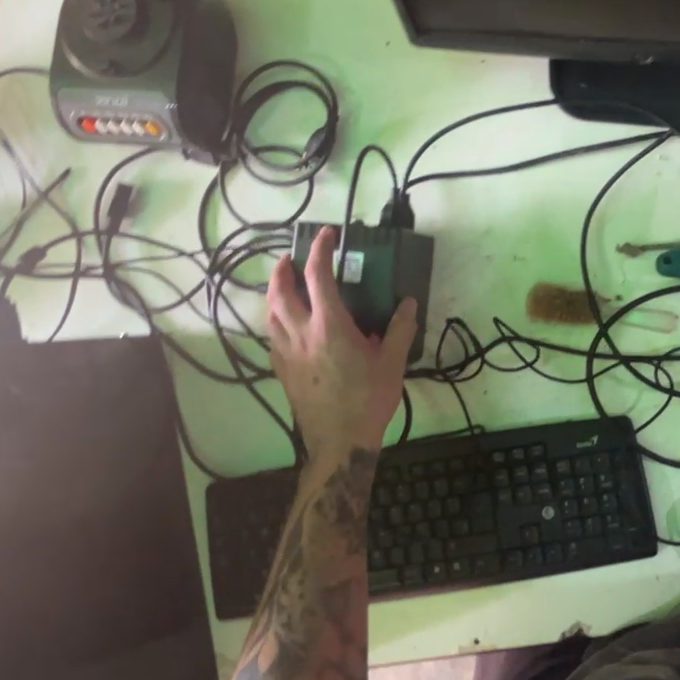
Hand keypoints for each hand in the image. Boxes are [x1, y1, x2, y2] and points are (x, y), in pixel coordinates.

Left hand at [267, 226, 417, 462]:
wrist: (339, 443)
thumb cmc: (368, 400)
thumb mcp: (392, 363)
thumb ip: (399, 329)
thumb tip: (408, 303)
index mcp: (330, 325)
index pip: (318, 276)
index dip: (320, 250)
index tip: (326, 235)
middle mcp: (302, 333)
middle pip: (281, 291)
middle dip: (283, 269)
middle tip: (292, 257)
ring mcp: (287, 353)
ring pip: (271, 314)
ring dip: (275, 293)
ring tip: (284, 286)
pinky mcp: (282, 371)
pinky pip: (272, 338)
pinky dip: (276, 322)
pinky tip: (286, 326)